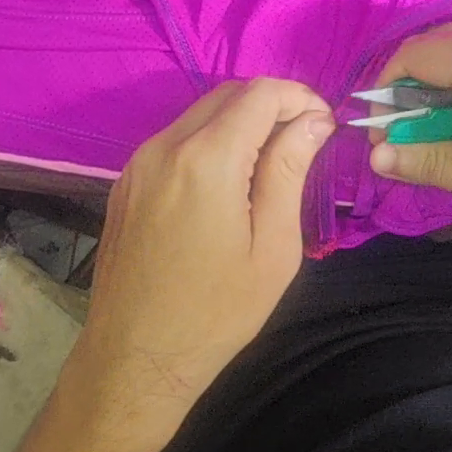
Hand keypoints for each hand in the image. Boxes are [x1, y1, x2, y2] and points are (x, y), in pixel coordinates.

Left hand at [57, 78, 334, 451]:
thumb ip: (289, 172)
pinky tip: (228, 183)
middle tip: (304, 142)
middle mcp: (165, 146)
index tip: (325, 125)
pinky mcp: (126, 183)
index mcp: (206, 158)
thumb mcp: (273, 247)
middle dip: (272, 105)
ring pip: (198, 114)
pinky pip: (175, 141)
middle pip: (227, 94)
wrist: (136, 357)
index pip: (260, 93)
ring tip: (271, 165)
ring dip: (240, 123)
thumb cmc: (216, 312)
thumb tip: (314, 122)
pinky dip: (209, 143)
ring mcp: (138, 163)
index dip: (300, 98)